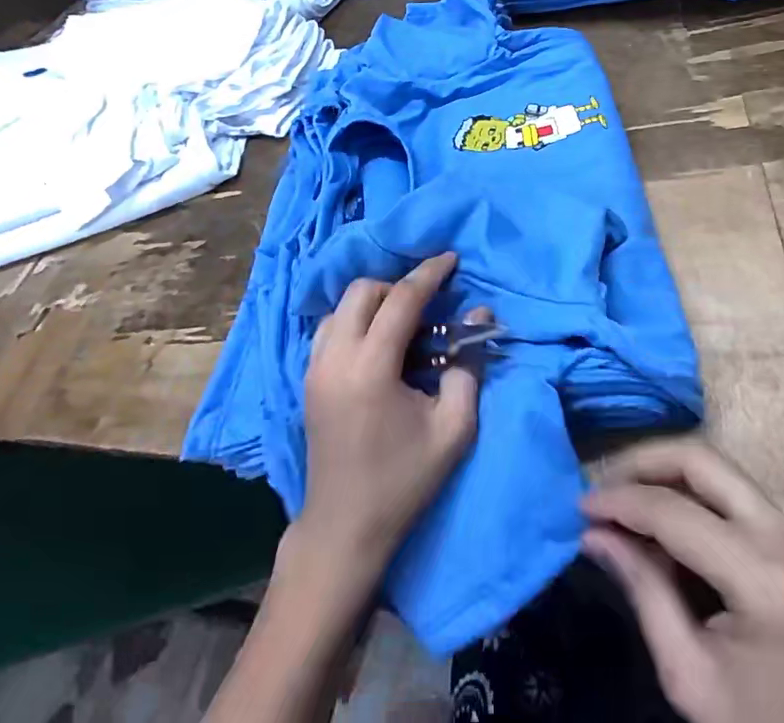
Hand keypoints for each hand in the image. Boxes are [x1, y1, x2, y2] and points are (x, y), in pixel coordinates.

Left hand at [295, 253, 480, 574]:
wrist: (345, 524)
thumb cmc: (404, 480)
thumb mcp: (453, 430)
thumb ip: (468, 372)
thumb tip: (475, 322)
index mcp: (370, 367)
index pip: (401, 300)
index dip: (429, 274)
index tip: (451, 258)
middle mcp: (334, 357)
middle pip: (362, 291)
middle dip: (398, 285)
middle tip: (430, 303)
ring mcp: (314, 367)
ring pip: (340, 307)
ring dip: (373, 302)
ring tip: (405, 323)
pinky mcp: (308, 379)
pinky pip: (330, 329)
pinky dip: (354, 321)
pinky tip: (378, 344)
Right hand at [581, 438, 783, 722]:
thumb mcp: (691, 674)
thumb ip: (643, 591)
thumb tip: (594, 533)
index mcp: (763, 577)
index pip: (671, 510)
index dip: (617, 501)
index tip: (577, 506)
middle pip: (702, 459)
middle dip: (642, 462)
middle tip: (602, 488)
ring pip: (719, 469)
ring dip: (665, 474)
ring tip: (623, 501)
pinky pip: (735, 494)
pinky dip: (690, 492)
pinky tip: (662, 519)